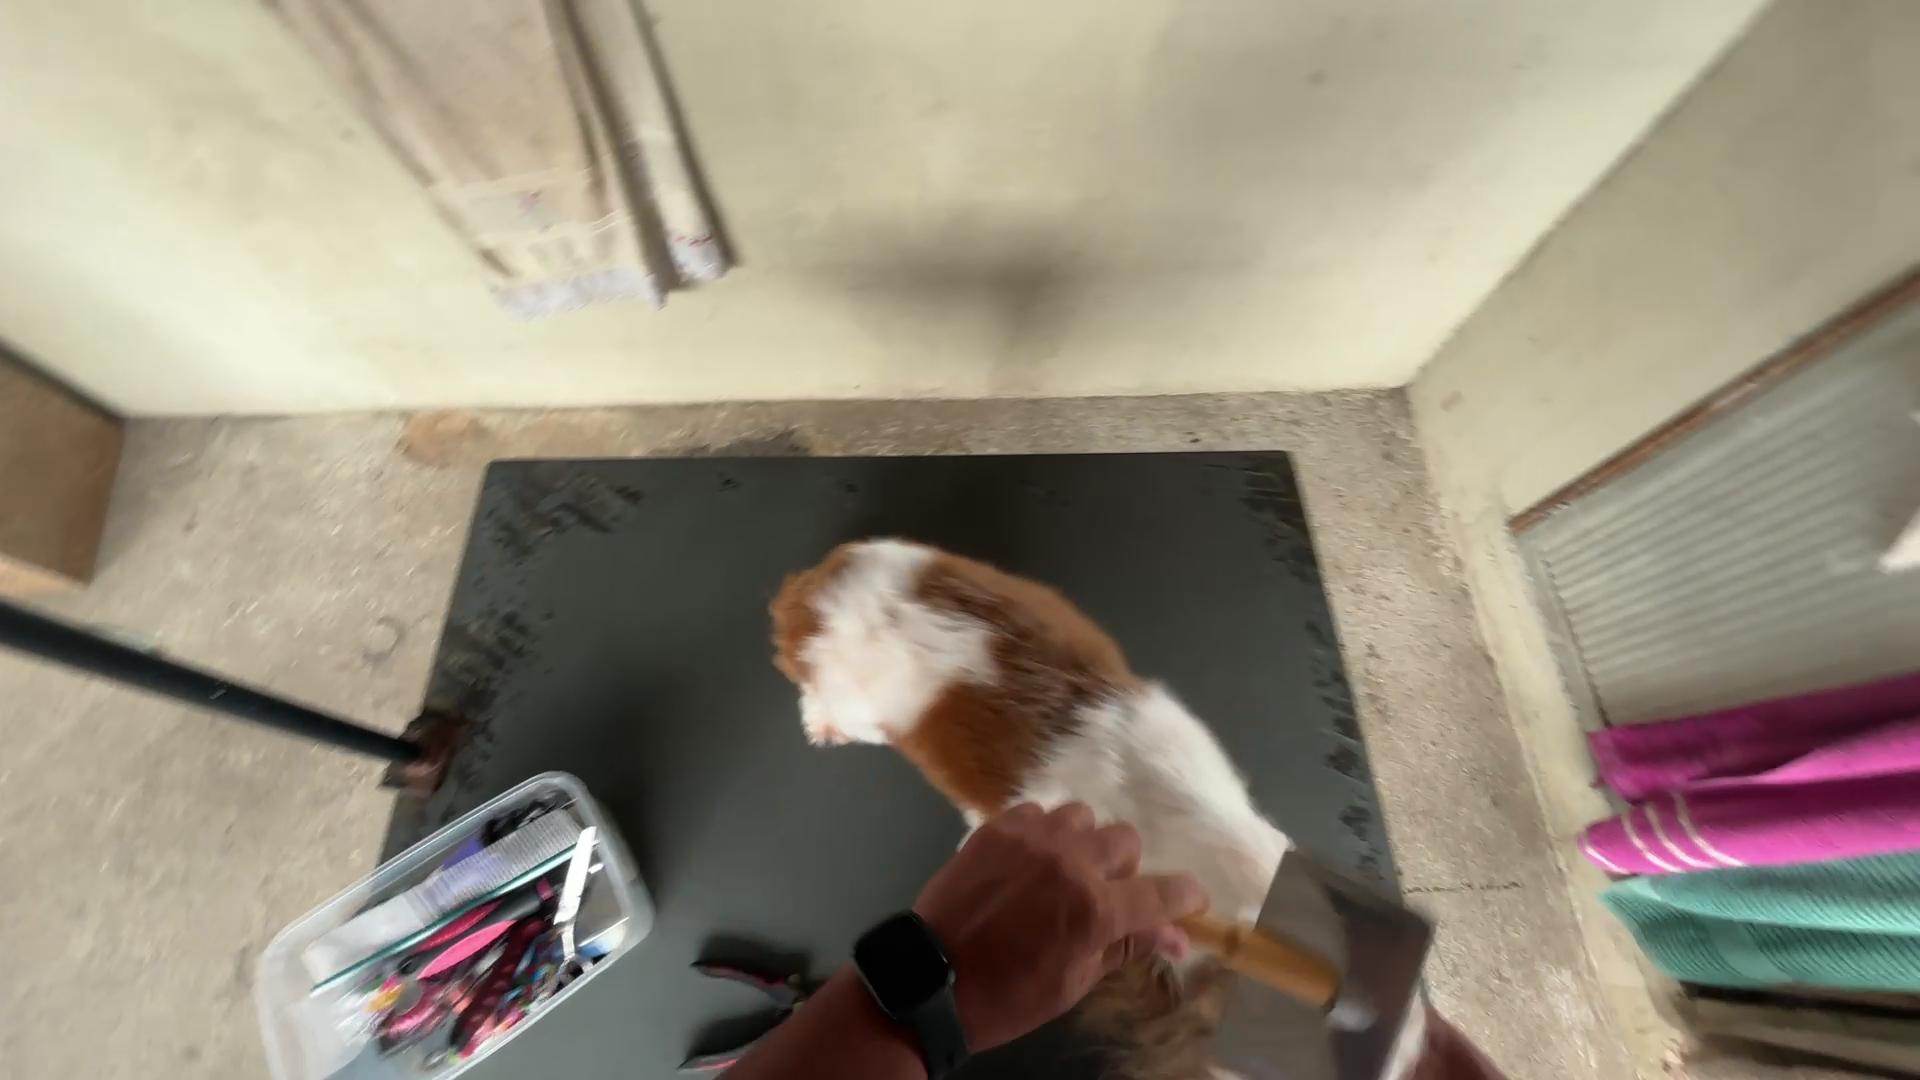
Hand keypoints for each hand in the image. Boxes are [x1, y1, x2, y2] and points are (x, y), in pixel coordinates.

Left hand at [912, 802, 1209, 1051]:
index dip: (1186, 895)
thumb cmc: (1011, 993)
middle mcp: (1070, 861)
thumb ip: (1125, 946)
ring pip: (1082, 816)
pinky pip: (1038, 811)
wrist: (934, 976)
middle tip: (1102, 893)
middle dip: (1124, 867)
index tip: (1194, 899)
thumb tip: (1175, 937)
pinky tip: (1028, 858)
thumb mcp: (1075, 981)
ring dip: (1083, 842)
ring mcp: (1032, 836)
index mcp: (1095, 909)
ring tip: (1062, 869)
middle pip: (1125, 839)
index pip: (1162, 893)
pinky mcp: (999, 825)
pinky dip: (1042, 831)